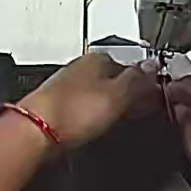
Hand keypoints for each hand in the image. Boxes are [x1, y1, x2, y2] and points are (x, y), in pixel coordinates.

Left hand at [19, 53, 156, 147]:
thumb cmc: (70, 111)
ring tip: (122, 119)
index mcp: (98, 58)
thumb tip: (152, 69)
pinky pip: (86, 108)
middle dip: (130, 94)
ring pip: (100, 93)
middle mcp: (81, 69)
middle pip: (115, 79)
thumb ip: (138, 80)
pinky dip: (96, 116)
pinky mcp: (59, 108)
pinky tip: (98, 126)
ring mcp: (69, 88)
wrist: (35, 131)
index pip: (132, 66)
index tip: (156, 96)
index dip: (147, 82)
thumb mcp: (118, 94)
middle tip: (141, 109)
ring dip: (113, 106)